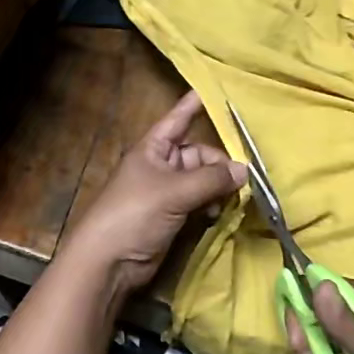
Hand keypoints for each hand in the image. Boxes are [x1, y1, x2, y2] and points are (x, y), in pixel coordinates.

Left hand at [56, 91, 247, 290]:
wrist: (108, 262)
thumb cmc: (134, 213)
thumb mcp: (174, 192)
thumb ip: (212, 179)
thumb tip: (245, 171)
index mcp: (153, 149)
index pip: (177, 119)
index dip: (193, 105)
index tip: (211, 91)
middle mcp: (161, 166)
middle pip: (198, 154)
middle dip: (220, 163)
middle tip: (241, 179)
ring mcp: (167, 192)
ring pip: (202, 180)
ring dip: (219, 187)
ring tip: (233, 198)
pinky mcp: (172, 216)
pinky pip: (200, 202)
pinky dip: (212, 205)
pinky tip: (220, 214)